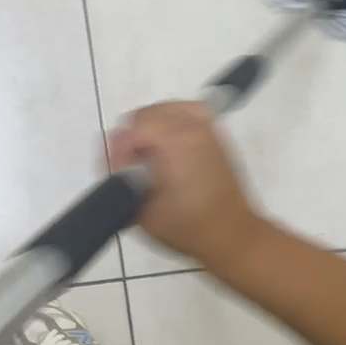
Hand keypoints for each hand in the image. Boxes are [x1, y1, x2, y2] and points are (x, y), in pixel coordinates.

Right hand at [106, 101, 272, 269]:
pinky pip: (187, 113)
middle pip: (145, 115)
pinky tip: (167, 147)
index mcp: (173, 140)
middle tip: (130, 167)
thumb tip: (113, 163)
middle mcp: (191, 126)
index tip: (118, 174)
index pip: (129, 130)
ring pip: (165, 109)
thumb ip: (120, 181)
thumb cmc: (186, 226)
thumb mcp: (141, 210)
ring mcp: (207, 127)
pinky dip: (172, 123)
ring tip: (148, 157)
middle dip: (131, 138)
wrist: (232, 235)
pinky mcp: (216, 135)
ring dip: (150, 129)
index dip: (117, 152)